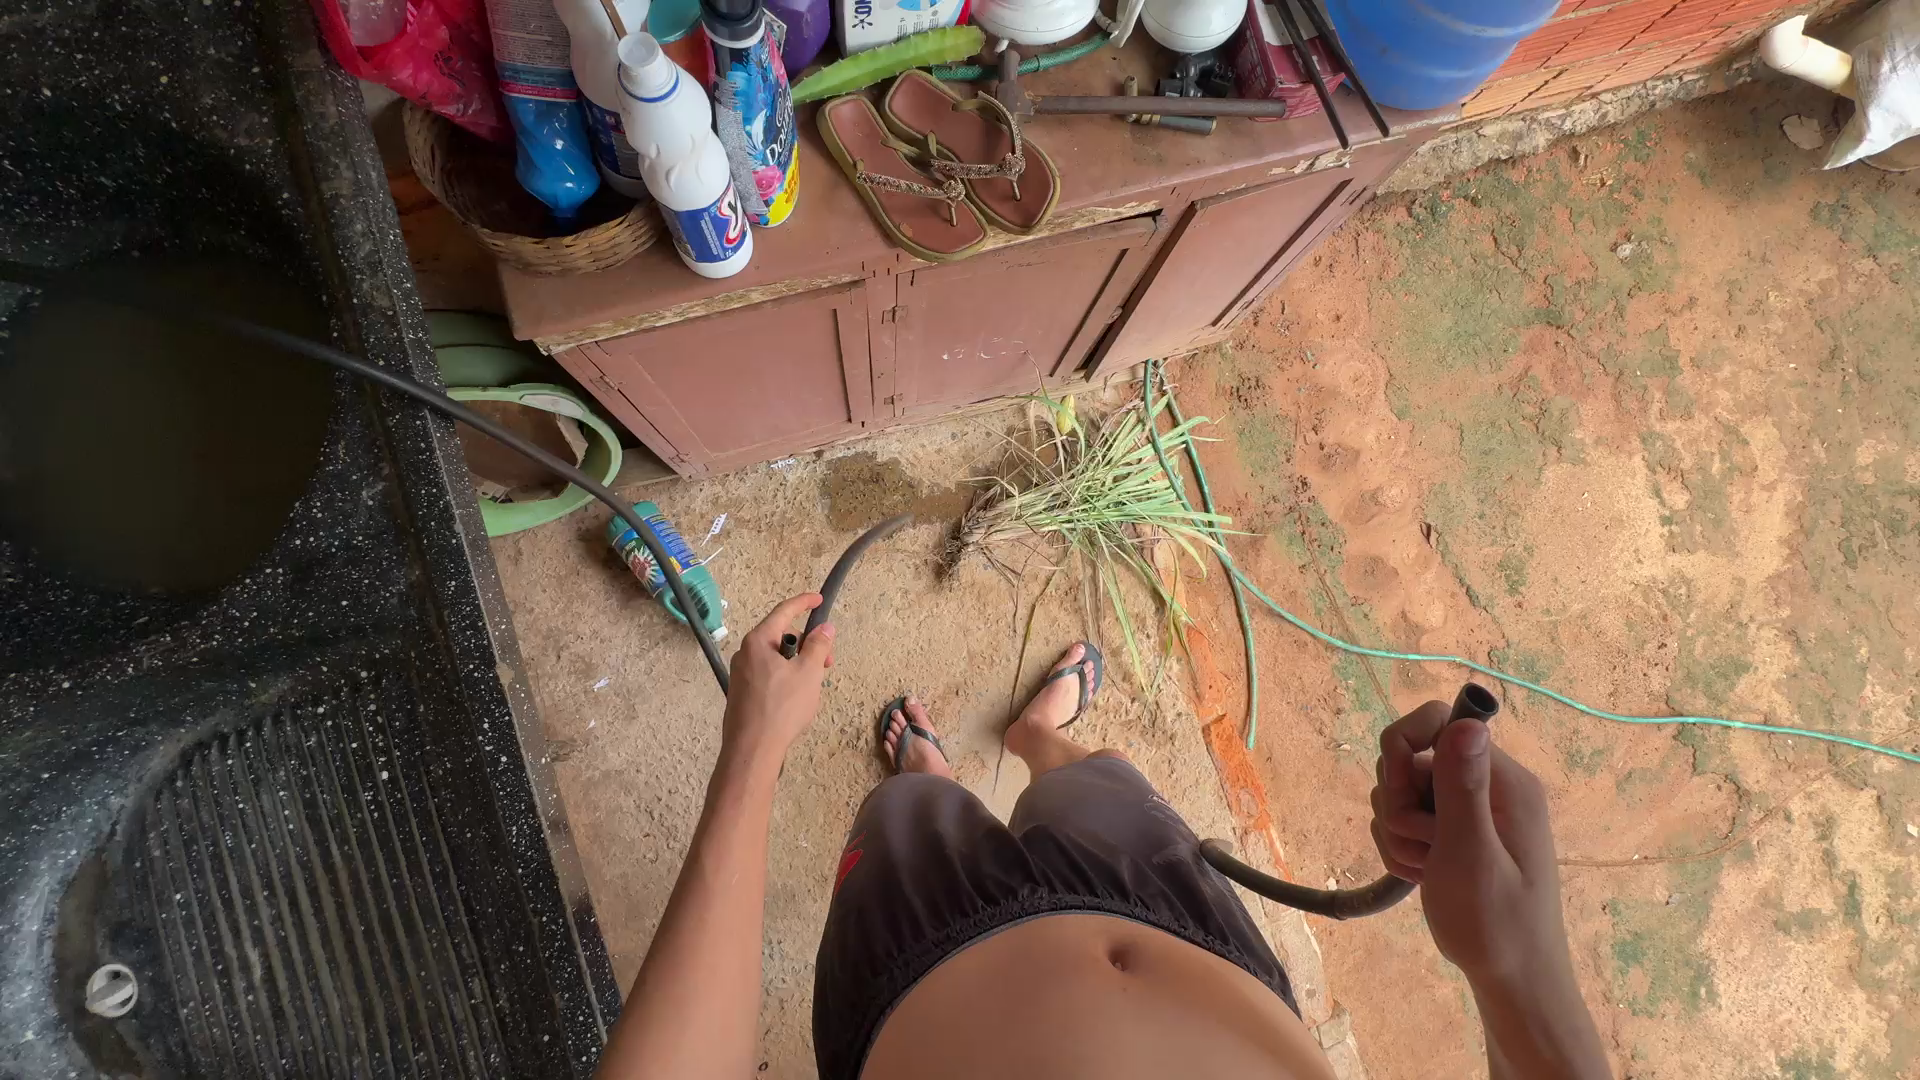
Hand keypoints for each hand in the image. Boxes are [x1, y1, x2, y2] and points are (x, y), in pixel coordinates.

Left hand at [721, 594, 834, 768]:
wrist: (752, 749)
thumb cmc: (781, 708)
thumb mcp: (808, 673)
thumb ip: (818, 646)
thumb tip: (825, 628)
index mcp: (758, 641)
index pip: (784, 611)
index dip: (804, 602)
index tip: (819, 600)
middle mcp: (745, 652)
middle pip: (781, 635)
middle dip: (806, 643)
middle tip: (826, 663)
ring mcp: (741, 672)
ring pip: (775, 656)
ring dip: (797, 662)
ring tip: (812, 685)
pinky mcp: (741, 691)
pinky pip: (767, 672)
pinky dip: (785, 675)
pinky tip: (795, 697)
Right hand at [1369, 703, 1568, 988]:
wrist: (1510, 981)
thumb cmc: (1496, 923)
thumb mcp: (1472, 854)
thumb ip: (1462, 787)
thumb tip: (1468, 721)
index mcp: (1503, 781)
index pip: (1438, 720)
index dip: (1403, 742)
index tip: (1396, 784)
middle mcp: (1485, 785)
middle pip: (1407, 757)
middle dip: (1397, 800)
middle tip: (1420, 843)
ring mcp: (1466, 808)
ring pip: (1397, 789)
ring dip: (1396, 829)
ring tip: (1425, 866)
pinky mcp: (1448, 830)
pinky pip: (1399, 817)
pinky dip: (1398, 844)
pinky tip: (1420, 873)